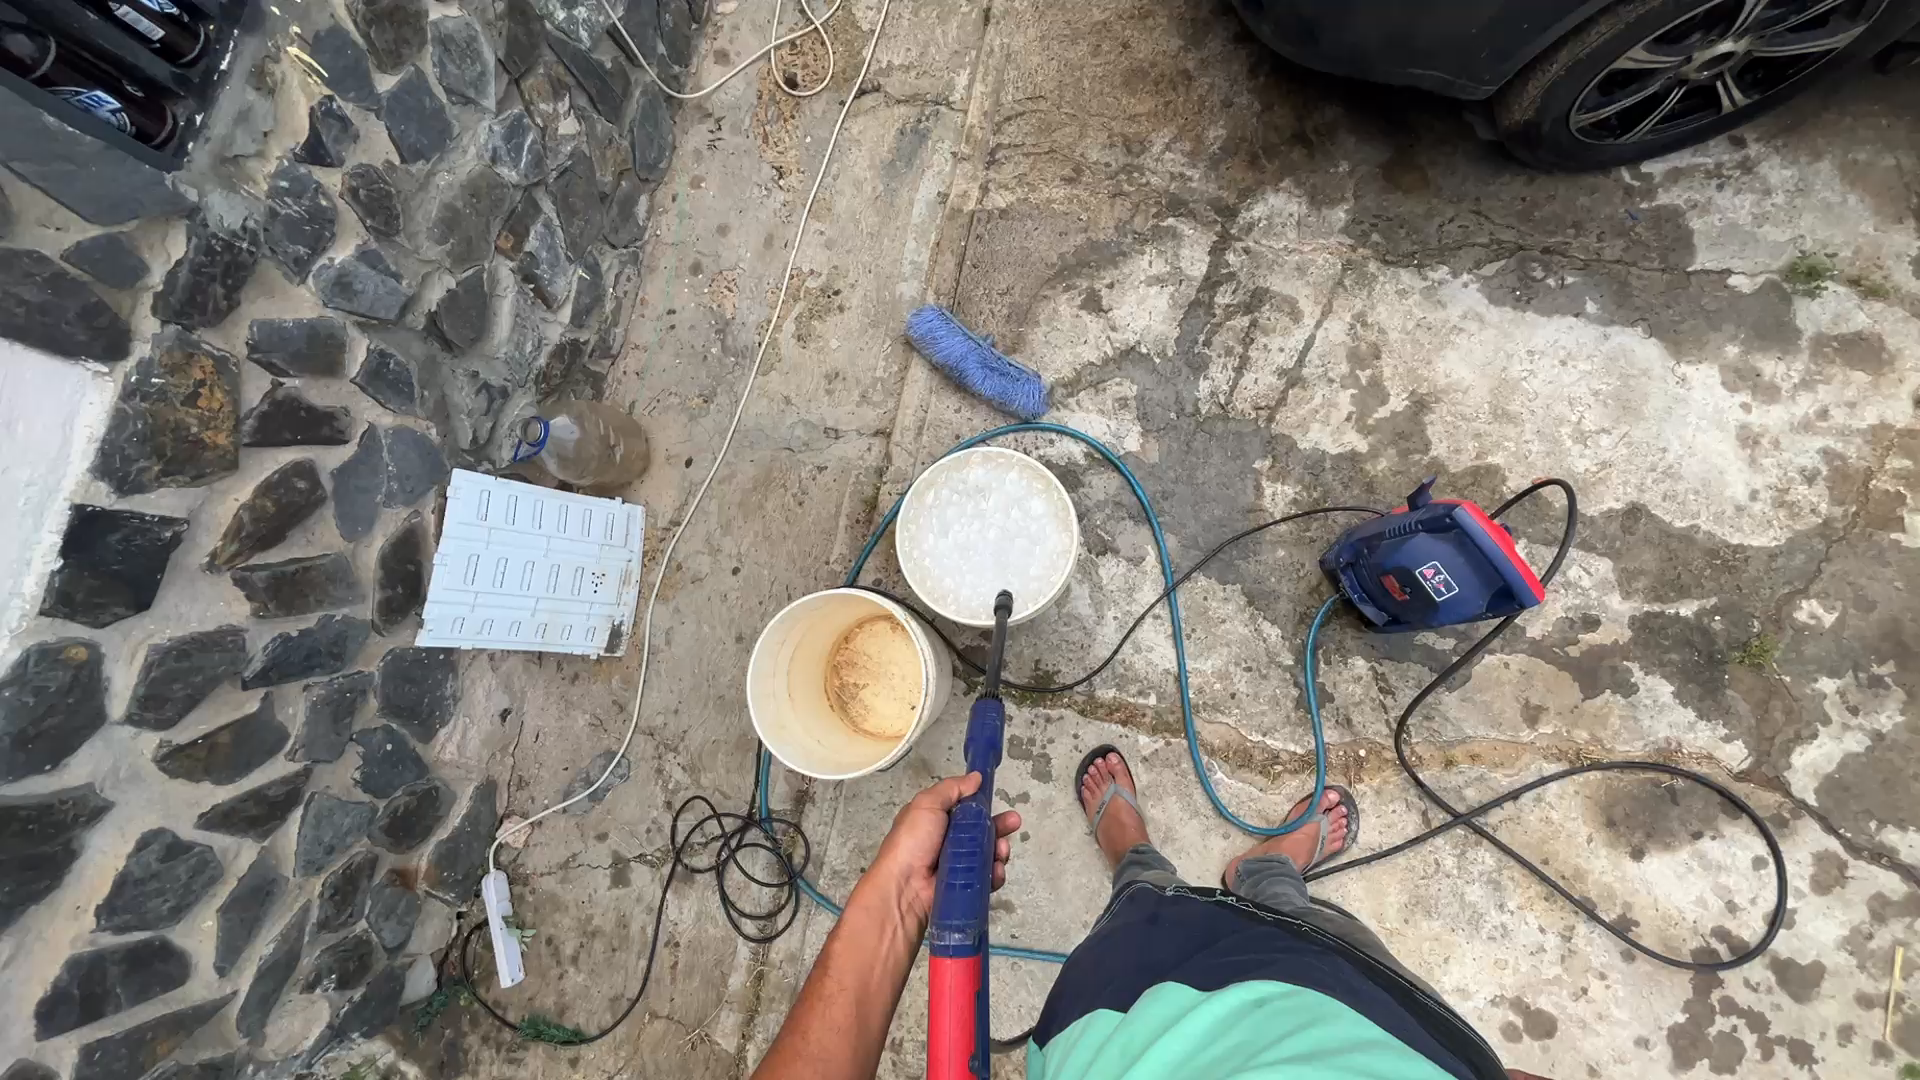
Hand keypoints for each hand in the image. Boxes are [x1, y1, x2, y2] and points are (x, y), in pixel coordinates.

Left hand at [863, 772, 1020, 930]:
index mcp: (937, 820)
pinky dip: (995, 873)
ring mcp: (958, 866)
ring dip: (999, 849)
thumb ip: (952, 788)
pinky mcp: (966, 887)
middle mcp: (948, 842)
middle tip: (1013, 822)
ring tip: (1002, 850)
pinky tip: (997, 868)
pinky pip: (987, 878)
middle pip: (982, 831)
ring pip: (988, 854)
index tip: (995, 798)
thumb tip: (976, 777)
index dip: (982, 804)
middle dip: (1000, 826)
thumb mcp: (927, 804)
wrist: (904, 888)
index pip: (966, 809)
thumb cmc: (913, 841)